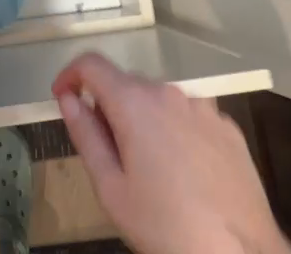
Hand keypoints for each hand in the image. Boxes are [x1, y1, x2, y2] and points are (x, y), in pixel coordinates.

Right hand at [53, 53, 290, 253]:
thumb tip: (68, 98)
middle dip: (108, 106)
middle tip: (106, 154)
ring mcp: (204, 108)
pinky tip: (183, 173)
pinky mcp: (228, 127)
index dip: (71, 75)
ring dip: (144, 119)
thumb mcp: (111, 188)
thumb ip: (86, 135)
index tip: (63, 98)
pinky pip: (189, 117)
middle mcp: (169, 93)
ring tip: (148, 169)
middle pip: (126, 84)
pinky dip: (175, 131)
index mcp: (135, 103)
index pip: (92, 64)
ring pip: (159, 101)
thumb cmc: (164, 226)